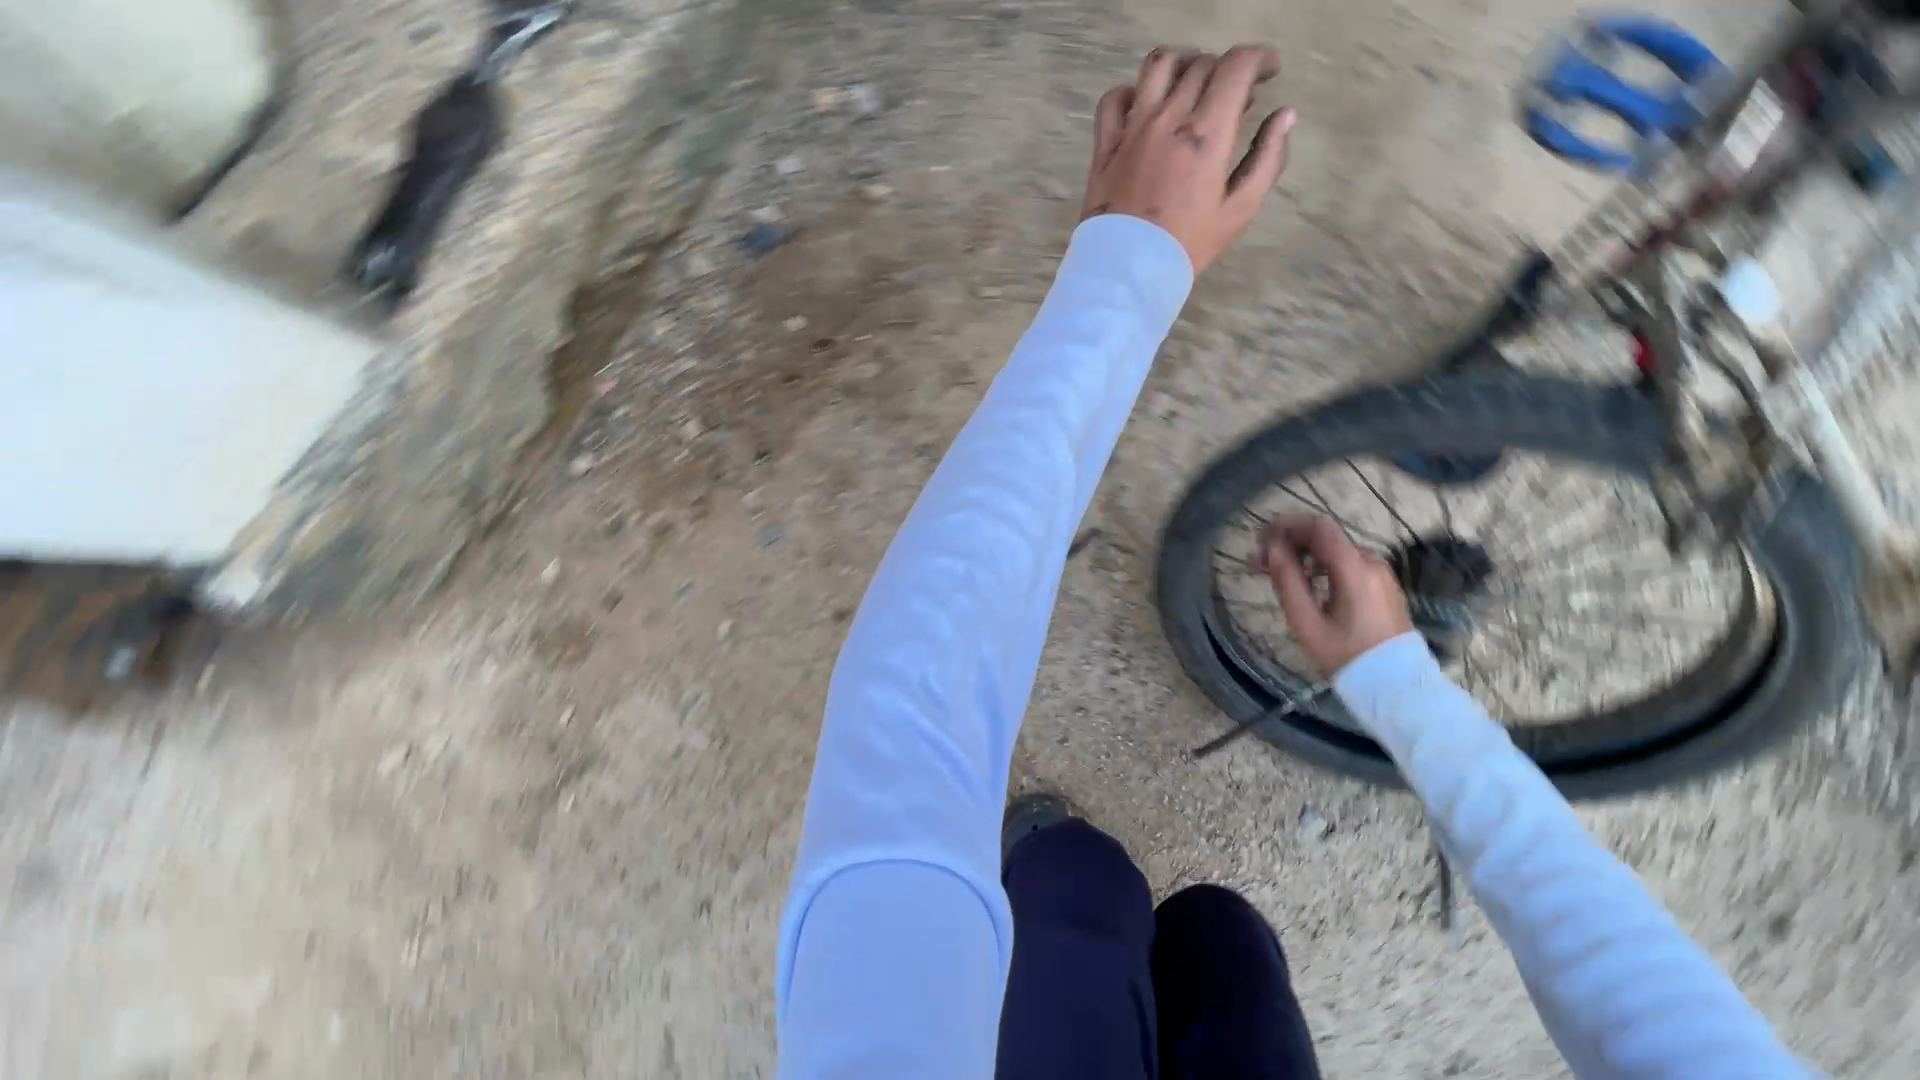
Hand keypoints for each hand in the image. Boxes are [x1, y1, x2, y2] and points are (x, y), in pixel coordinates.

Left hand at [1083, 44, 1296, 272]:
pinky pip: (1114, 98)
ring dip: (1182, 64)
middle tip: (1235, 93)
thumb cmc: (1187, 246)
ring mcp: (1131, 129)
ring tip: (1193, 83)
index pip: (1236, 66)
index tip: (1268, 71)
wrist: (1127, 271)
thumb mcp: (1240, 210)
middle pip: (1201, 65)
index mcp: (1205, 134)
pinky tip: (1146, 107)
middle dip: (1226, 68)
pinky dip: (1133, 91)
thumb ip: (1268, 159)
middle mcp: (1167, 120)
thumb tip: (1285, 115)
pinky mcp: (1105, 145)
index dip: (1259, 59)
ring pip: (1157, 66)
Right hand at [1258, 517, 1414, 677]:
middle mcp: (1371, 562)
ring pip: (1336, 552)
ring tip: (1279, 576)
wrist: (1396, 685)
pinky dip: (1323, 567)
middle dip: (1291, 543)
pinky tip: (1306, 585)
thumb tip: (1271, 547)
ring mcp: (1380, 574)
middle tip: (1261, 563)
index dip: (1286, 526)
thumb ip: (1287, 580)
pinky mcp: (1382, 586)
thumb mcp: (1307, 621)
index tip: (1261, 540)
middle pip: (1326, 538)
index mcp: (1354, 568)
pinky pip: (1349, 565)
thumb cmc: (1345, 655)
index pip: (1318, 527)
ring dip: (1305, 556)